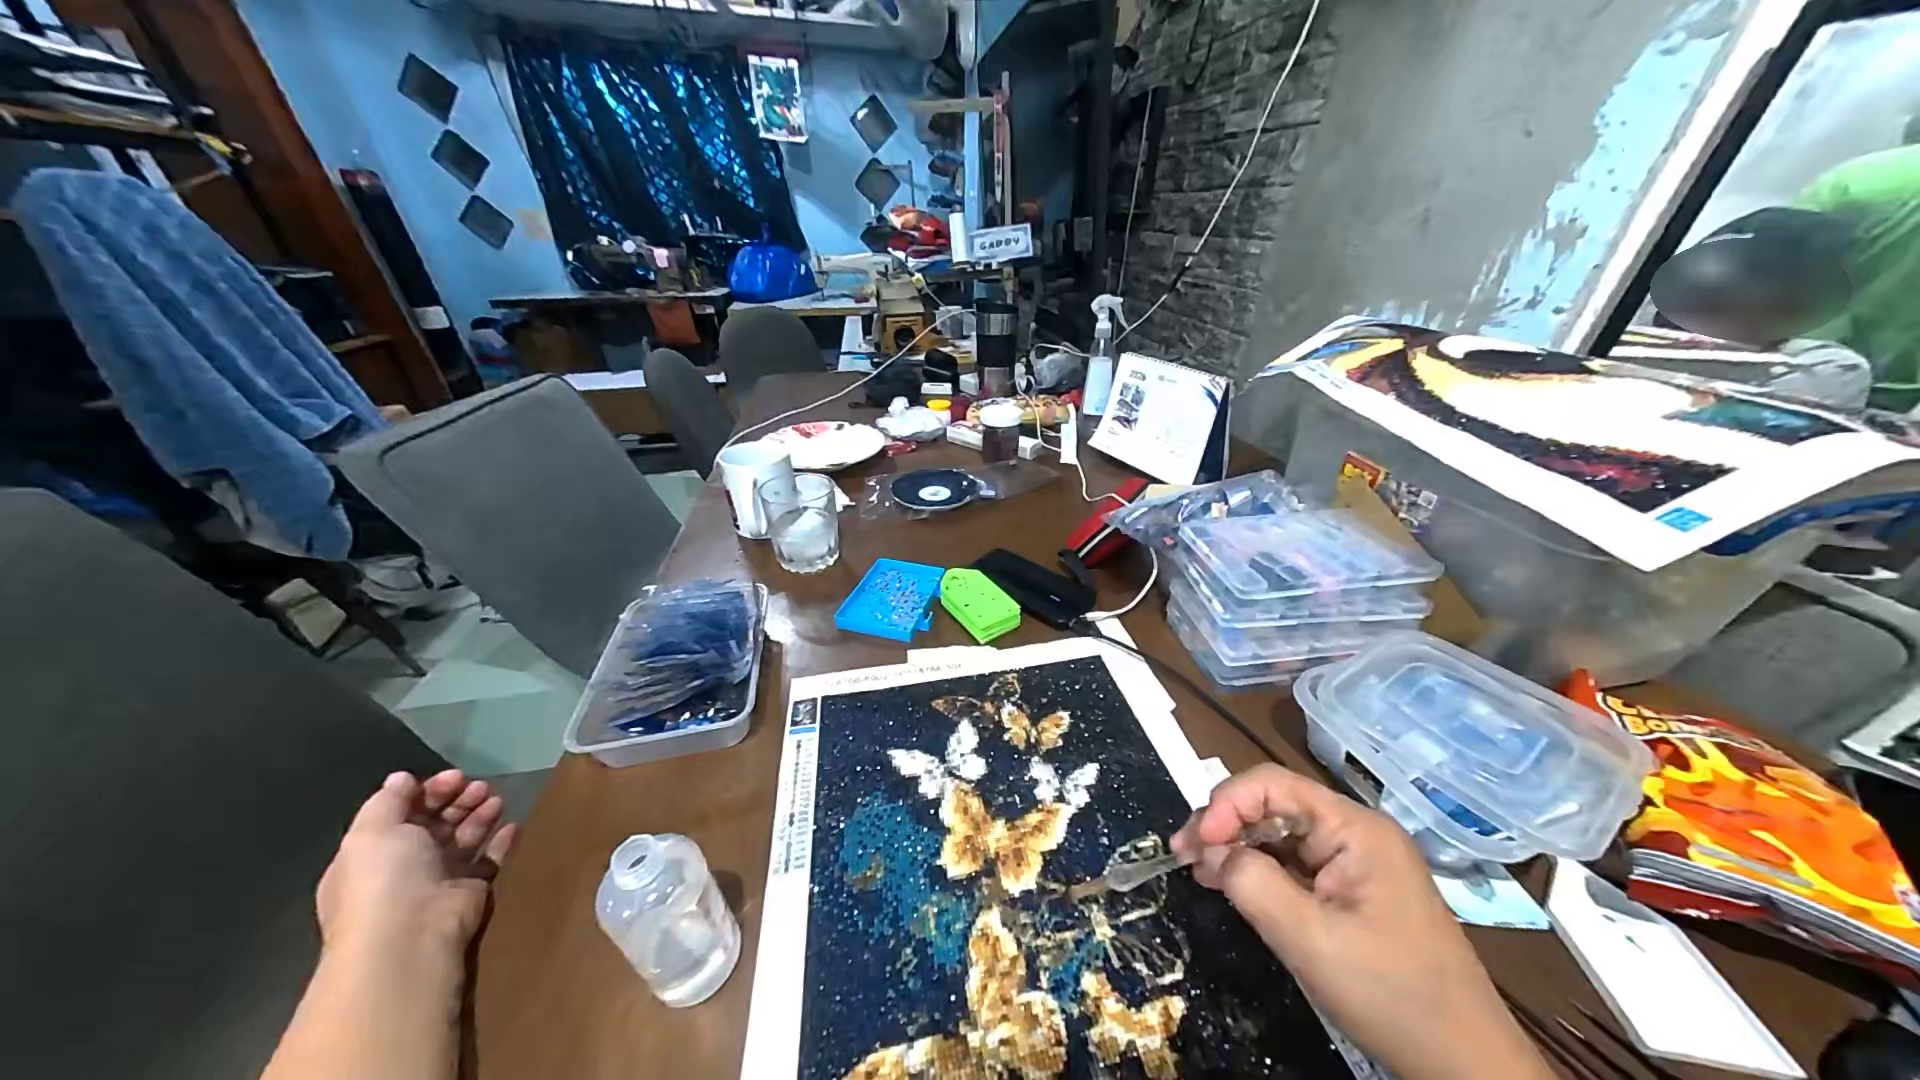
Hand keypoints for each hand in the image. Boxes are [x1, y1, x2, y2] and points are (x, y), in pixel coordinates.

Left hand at [315, 770, 516, 958]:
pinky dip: (501, 842)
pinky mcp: (470, 891)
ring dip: (481, 815)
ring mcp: (439, 879)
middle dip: (459, 800)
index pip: (405, 812)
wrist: (411, 934)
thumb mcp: (371, 831)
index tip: (456, 777)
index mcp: (374, 853)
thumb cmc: (384, 878)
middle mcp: (405, 865)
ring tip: (496, 800)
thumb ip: (386, 800)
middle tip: (480, 787)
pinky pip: (490, 860)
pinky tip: (511, 826)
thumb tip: (402, 778)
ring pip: (465, 837)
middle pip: (438, 822)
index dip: (430, 790)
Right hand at [1171, 764, 1550, 1079]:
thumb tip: (1211, 852)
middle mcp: (1353, 832)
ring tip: (1196, 869)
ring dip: (1234, 847)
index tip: (1198, 843)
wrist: (1465, 1065)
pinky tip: (1227, 882)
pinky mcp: (1347, 888)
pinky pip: (1290, 863)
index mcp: (1354, 829)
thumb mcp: (1310, 939)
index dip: (1227, 803)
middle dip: (1223, 824)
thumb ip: (1252, 883)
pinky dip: (1255, 869)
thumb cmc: (1391, 995)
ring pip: (1276, 834)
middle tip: (1182, 855)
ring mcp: (1352, 861)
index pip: (1272, 785)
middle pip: (1271, 806)